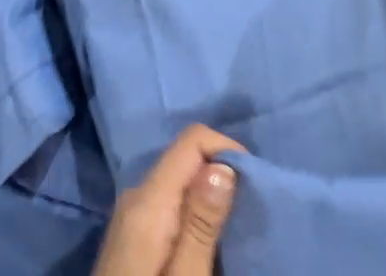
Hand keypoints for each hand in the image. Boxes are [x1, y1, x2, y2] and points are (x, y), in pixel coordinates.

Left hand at [92, 125, 245, 275]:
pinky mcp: (132, 236)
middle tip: (252, 215)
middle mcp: (135, 197)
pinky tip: (210, 244)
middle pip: (186, 160)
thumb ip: (202, 223)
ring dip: (211, 199)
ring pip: (179, 183)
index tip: (255, 188)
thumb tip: (222, 164)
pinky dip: (195, 215)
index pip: (191, 140)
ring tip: (237, 231)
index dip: (227, 152)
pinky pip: (169, 206)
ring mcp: (130, 217)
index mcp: (147, 201)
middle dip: (223, 177)